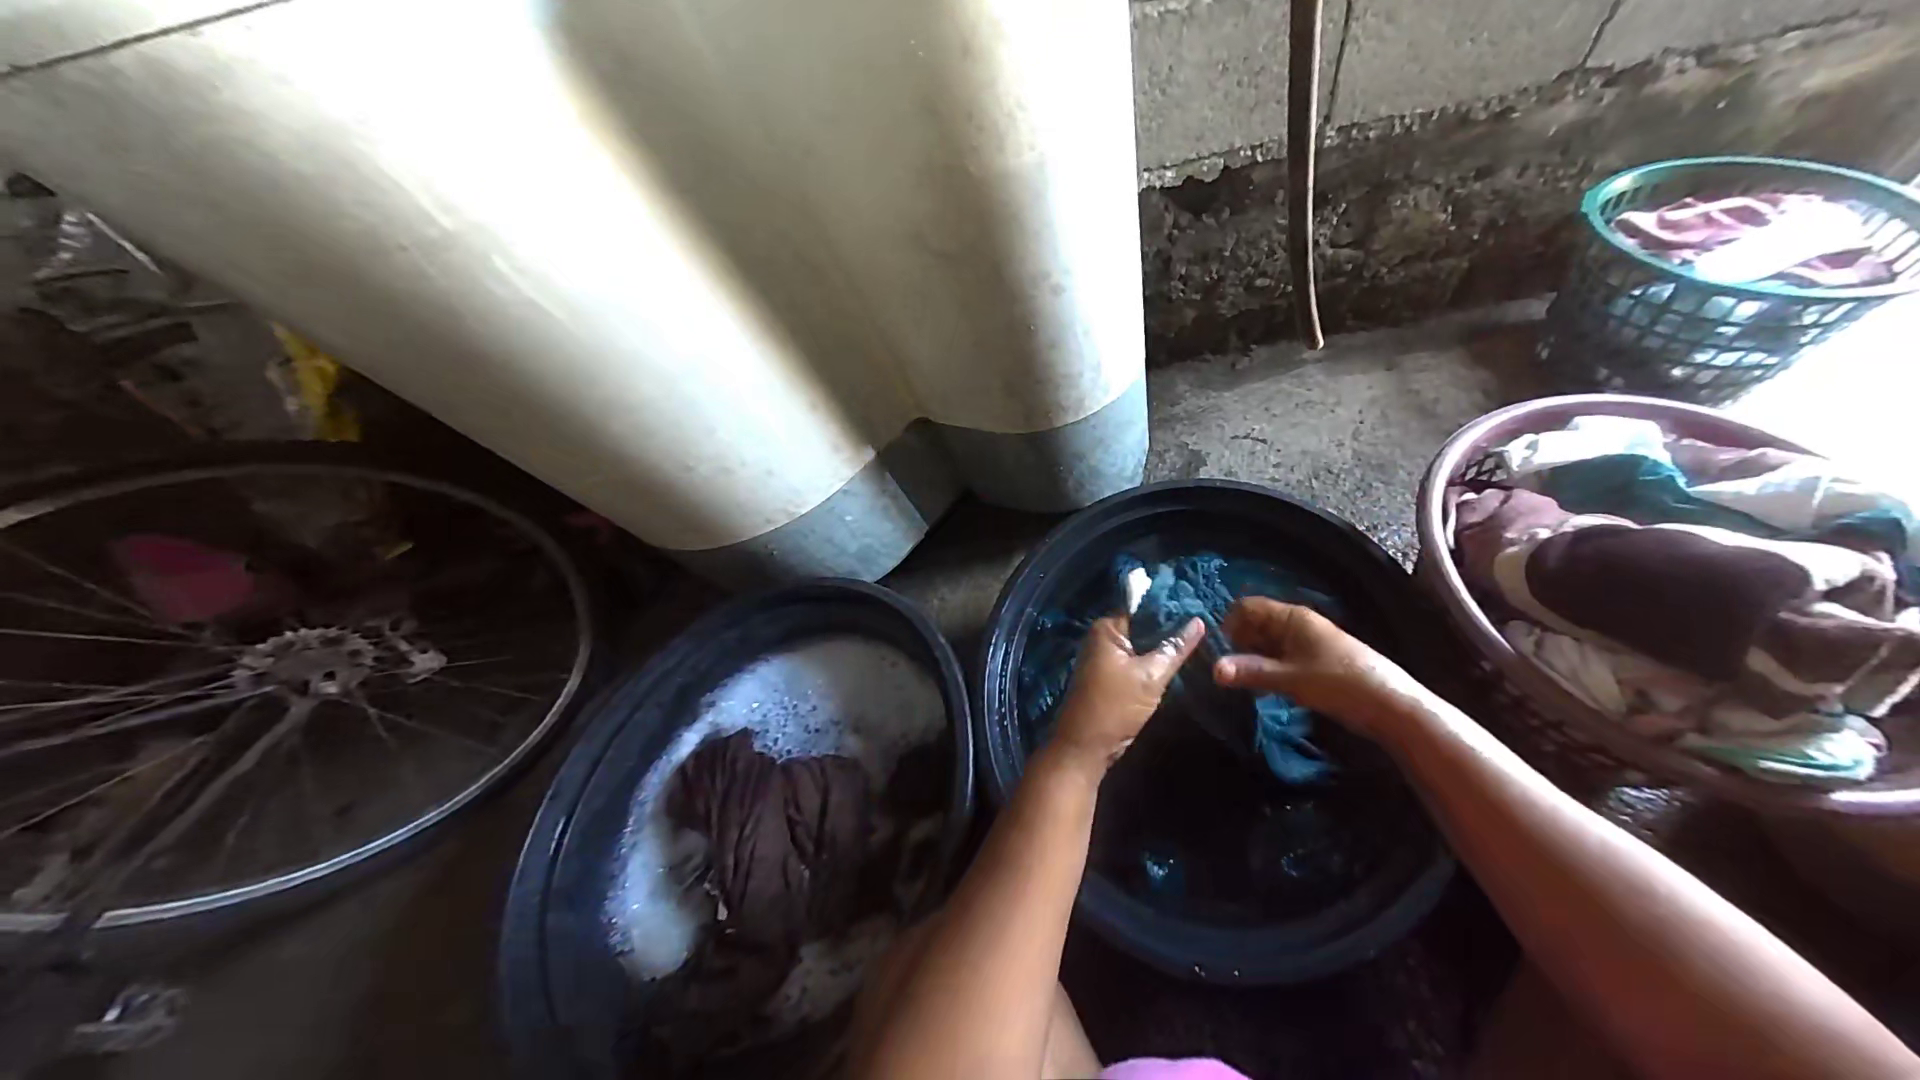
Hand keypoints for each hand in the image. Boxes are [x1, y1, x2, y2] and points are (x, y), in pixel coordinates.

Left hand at [1049, 614, 1203, 774]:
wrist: (1085, 747)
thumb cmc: (1114, 707)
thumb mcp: (1150, 676)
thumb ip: (1175, 648)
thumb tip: (1198, 622)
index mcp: (1106, 628)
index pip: (1142, 607)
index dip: (1170, 607)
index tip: (1199, 607)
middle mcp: (1103, 637)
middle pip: (1143, 625)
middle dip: (1170, 628)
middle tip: (1206, 626)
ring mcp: (1106, 657)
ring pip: (1142, 645)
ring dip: (1164, 647)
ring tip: (1199, 641)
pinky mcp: (1111, 675)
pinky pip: (1137, 661)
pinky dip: (1154, 661)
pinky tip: (1179, 661)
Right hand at [1211, 598, 1416, 740]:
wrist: (1391, 707)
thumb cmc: (1339, 683)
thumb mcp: (1289, 678)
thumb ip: (1250, 671)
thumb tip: (1212, 669)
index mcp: (1292, 616)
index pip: (1246, 606)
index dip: (1229, 624)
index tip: (1222, 651)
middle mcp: (1297, 624)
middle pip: (1254, 624)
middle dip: (1238, 644)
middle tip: (1229, 671)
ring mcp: (1306, 643)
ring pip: (1266, 643)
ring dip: (1252, 659)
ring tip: (1244, 682)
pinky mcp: (1313, 662)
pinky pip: (1279, 657)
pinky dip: (1267, 668)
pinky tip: (1265, 688)